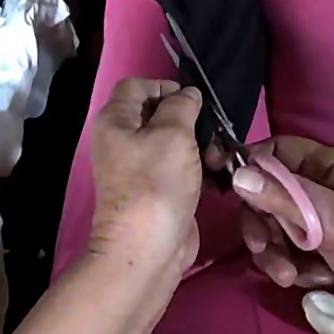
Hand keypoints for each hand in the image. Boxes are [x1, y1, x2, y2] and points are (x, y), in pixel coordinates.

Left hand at [87, 79, 204, 275]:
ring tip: (217, 156)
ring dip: (199, 144)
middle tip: (211, 129)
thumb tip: (187, 94)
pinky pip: (181, 166)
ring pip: (173, 142)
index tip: (192, 99)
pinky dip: (198, 166)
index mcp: (116, 122)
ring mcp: (140, 168)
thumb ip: (182, 106)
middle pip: (157, 114)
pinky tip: (217, 173)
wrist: (148, 248)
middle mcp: (123, 141)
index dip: (164, 85)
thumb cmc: (156, 184)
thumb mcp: (172, 134)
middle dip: (188, 117)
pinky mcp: (160, 190)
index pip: (136, 86)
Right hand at [230, 136, 333, 330]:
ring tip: (292, 277)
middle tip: (266, 252)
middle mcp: (323, 190)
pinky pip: (289, 254)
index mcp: (331, 168)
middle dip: (263, 226)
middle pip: (268, 195)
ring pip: (275, 229)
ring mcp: (322, 224)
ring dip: (276, 253)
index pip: (276, 152)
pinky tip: (313, 282)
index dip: (249, 166)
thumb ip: (287, 199)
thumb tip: (237, 174)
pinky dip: (294, 269)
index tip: (226, 186)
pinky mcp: (323, 253)